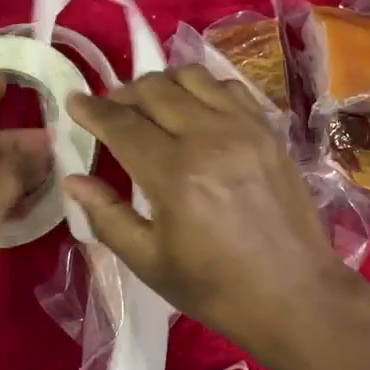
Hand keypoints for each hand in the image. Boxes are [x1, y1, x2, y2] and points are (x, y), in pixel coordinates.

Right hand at [63, 66, 353, 350]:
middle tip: (111, 112)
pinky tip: (195, 109)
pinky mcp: (267, 127)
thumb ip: (107, 215)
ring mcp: (243, 126)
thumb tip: (74, 179)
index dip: (92, 110)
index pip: (122, 123)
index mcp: (174, 174)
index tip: (74, 101)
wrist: (295, 293)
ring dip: (162, 84)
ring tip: (152, 106)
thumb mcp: (150, 263)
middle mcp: (207, 137)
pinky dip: (203, 87)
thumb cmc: (216, 288)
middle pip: (154, 89)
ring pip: (191, 76)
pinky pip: (228, 86)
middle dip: (123, 94)